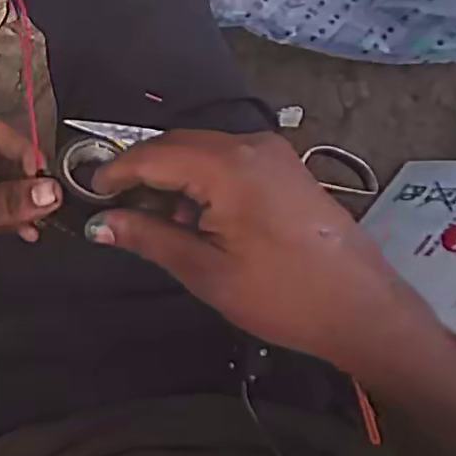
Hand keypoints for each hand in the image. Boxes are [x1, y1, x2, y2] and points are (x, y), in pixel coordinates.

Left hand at [0, 118, 62, 314]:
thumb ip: (4, 200)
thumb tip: (49, 190)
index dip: (21, 149)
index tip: (43, 173)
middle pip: (4, 158)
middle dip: (28, 178)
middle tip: (48, 198)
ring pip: (7, 186)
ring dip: (26, 202)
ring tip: (41, 218)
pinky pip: (4, 211)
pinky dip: (19, 219)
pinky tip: (30, 232)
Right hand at [87, 130, 426, 364]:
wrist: (364, 311)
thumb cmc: (284, 296)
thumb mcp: (206, 272)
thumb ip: (148, 238)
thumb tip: (100, 224)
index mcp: (230, 167)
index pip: (154, 155)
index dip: (116, 172)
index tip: (91, 193)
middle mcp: (251, 145)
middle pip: (176, 144)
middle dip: (142, 173)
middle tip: (119, 210)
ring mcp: (272, 152)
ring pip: (200, 150)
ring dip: (171, 177)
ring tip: (159, 222)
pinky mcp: (283, 166)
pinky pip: (225, 159)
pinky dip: (199, 179)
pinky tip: (197, 217)